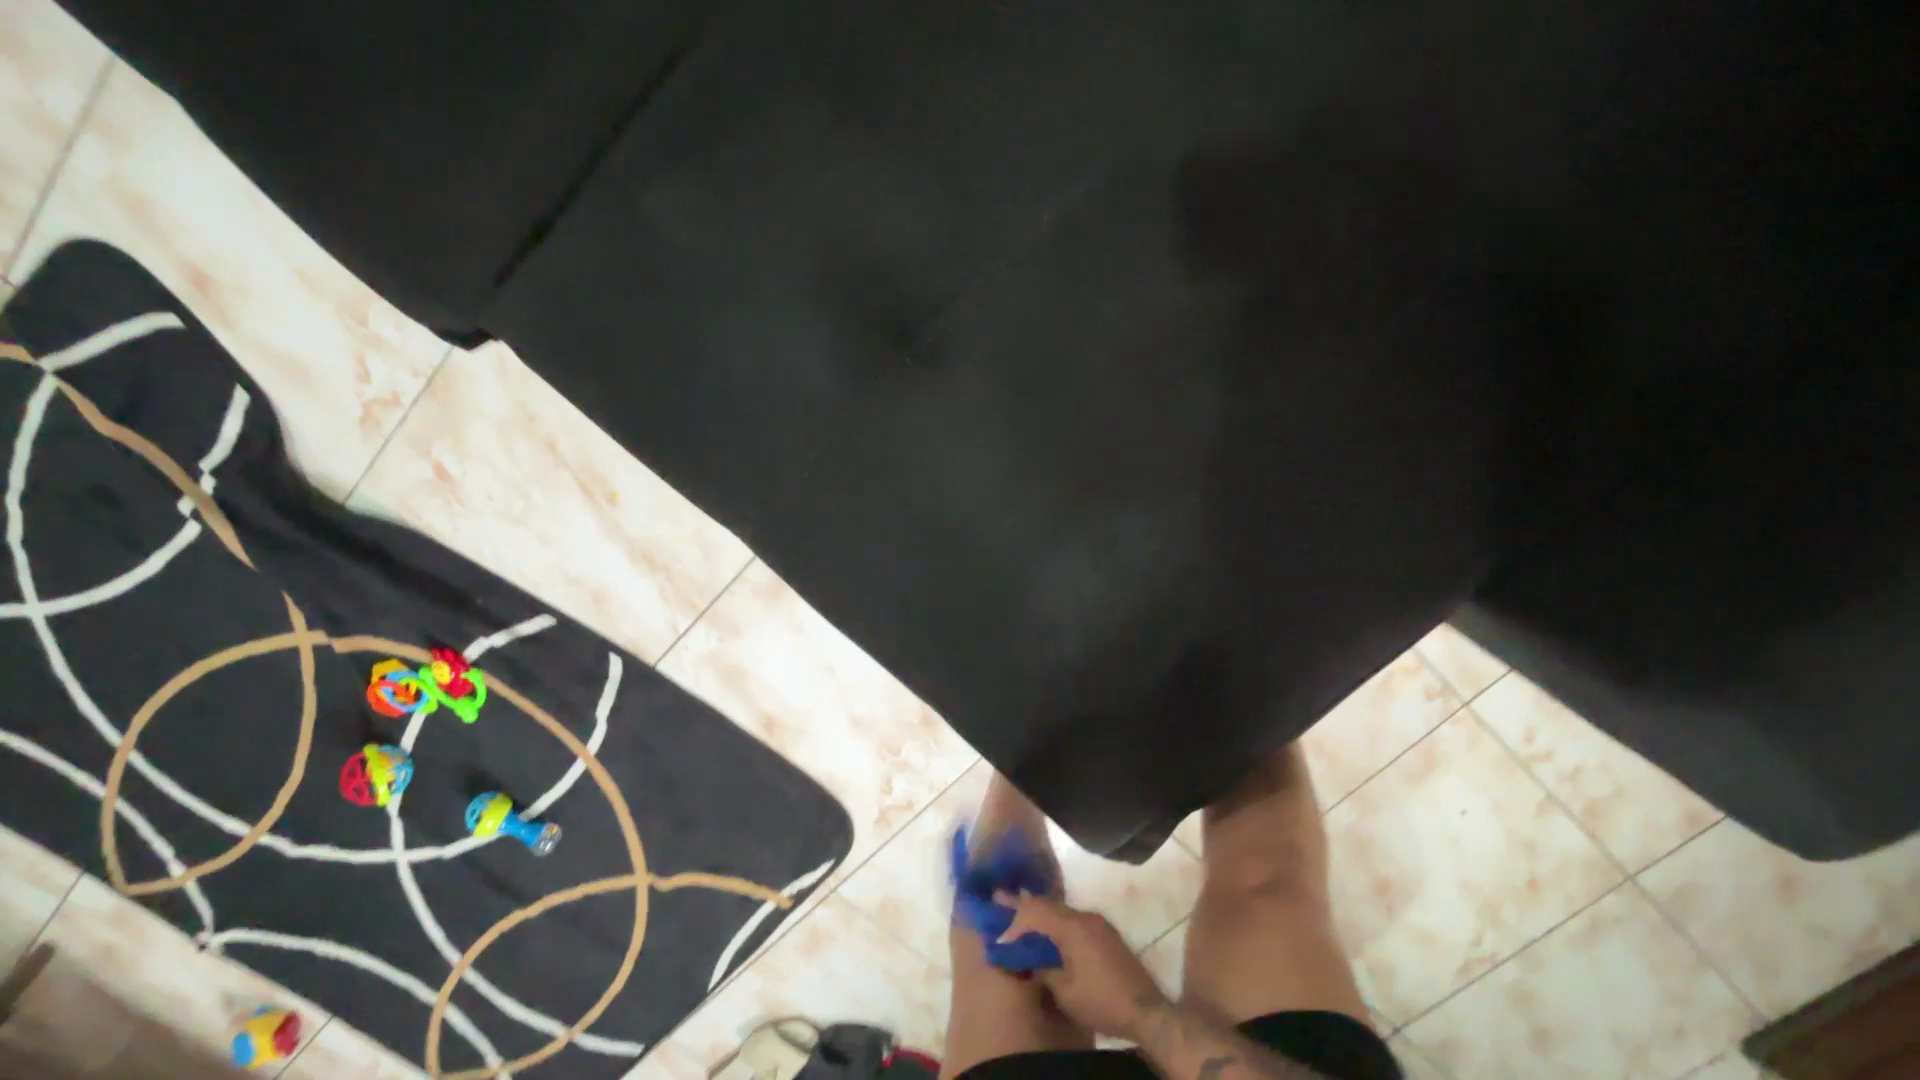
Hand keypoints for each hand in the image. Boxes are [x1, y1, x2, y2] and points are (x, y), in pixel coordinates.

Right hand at [998, 892, 1168, 1038]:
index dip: (1014, 918)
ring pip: (1063, 911)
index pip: (1035, 911)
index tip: (998, 927)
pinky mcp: (1108, 935)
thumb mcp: (1064, 992)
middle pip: (1049, 904)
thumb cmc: (1101, 1001)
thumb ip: (1043, 971)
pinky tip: (1051, 933)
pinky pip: (1076, 921)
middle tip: (1001, 898)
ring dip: (1043, 914)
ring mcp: (1100, 924)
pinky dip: (1058, 923)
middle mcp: (1086, 917)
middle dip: (1024, 904)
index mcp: (1073, 927)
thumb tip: (1031, 962)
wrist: (1146, 1010)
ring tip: (1023, 915)